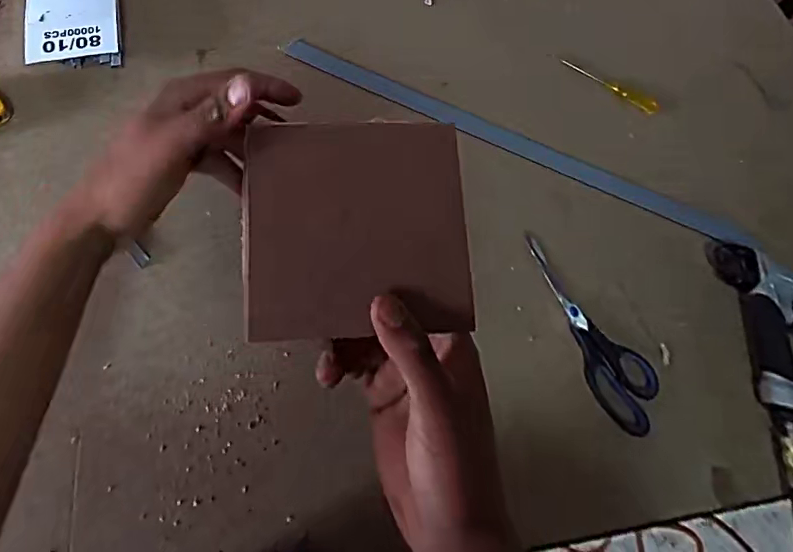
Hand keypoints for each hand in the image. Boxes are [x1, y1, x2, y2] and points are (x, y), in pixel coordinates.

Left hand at [66, 68, 299, 237]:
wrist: (95, 222)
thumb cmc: (132, 178)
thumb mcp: (174, 144)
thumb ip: (212, 114)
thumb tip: (248, 86)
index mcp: (181, 97)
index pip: (233, 81)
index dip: (266, 87)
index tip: (297, 100)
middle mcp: (185, 109)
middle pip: (234, 103)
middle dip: (264, 111)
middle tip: (293, 125)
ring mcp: (184, 135)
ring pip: (229, 130)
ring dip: (252, 139)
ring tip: (278, 153)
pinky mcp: (183, 159)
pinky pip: (218, 156)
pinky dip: (236, 166)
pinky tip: (250, 183)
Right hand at [317, 295, 517, 551]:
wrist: (445, 529)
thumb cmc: (462, 469)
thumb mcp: (436, 402)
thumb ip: (411, 352)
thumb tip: (386, 305)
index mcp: (452, 344)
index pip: (423, 297)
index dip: (397, 280)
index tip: (368, 266)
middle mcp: (427, 353)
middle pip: (389, 314)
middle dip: (361, 308)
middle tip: (334, 305)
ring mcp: (403, 375)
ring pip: (368, 337)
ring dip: (345, 338)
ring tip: (330, 354)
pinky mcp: (382, 396)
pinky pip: (355, 365)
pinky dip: (339, 363)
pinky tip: (330, 372)